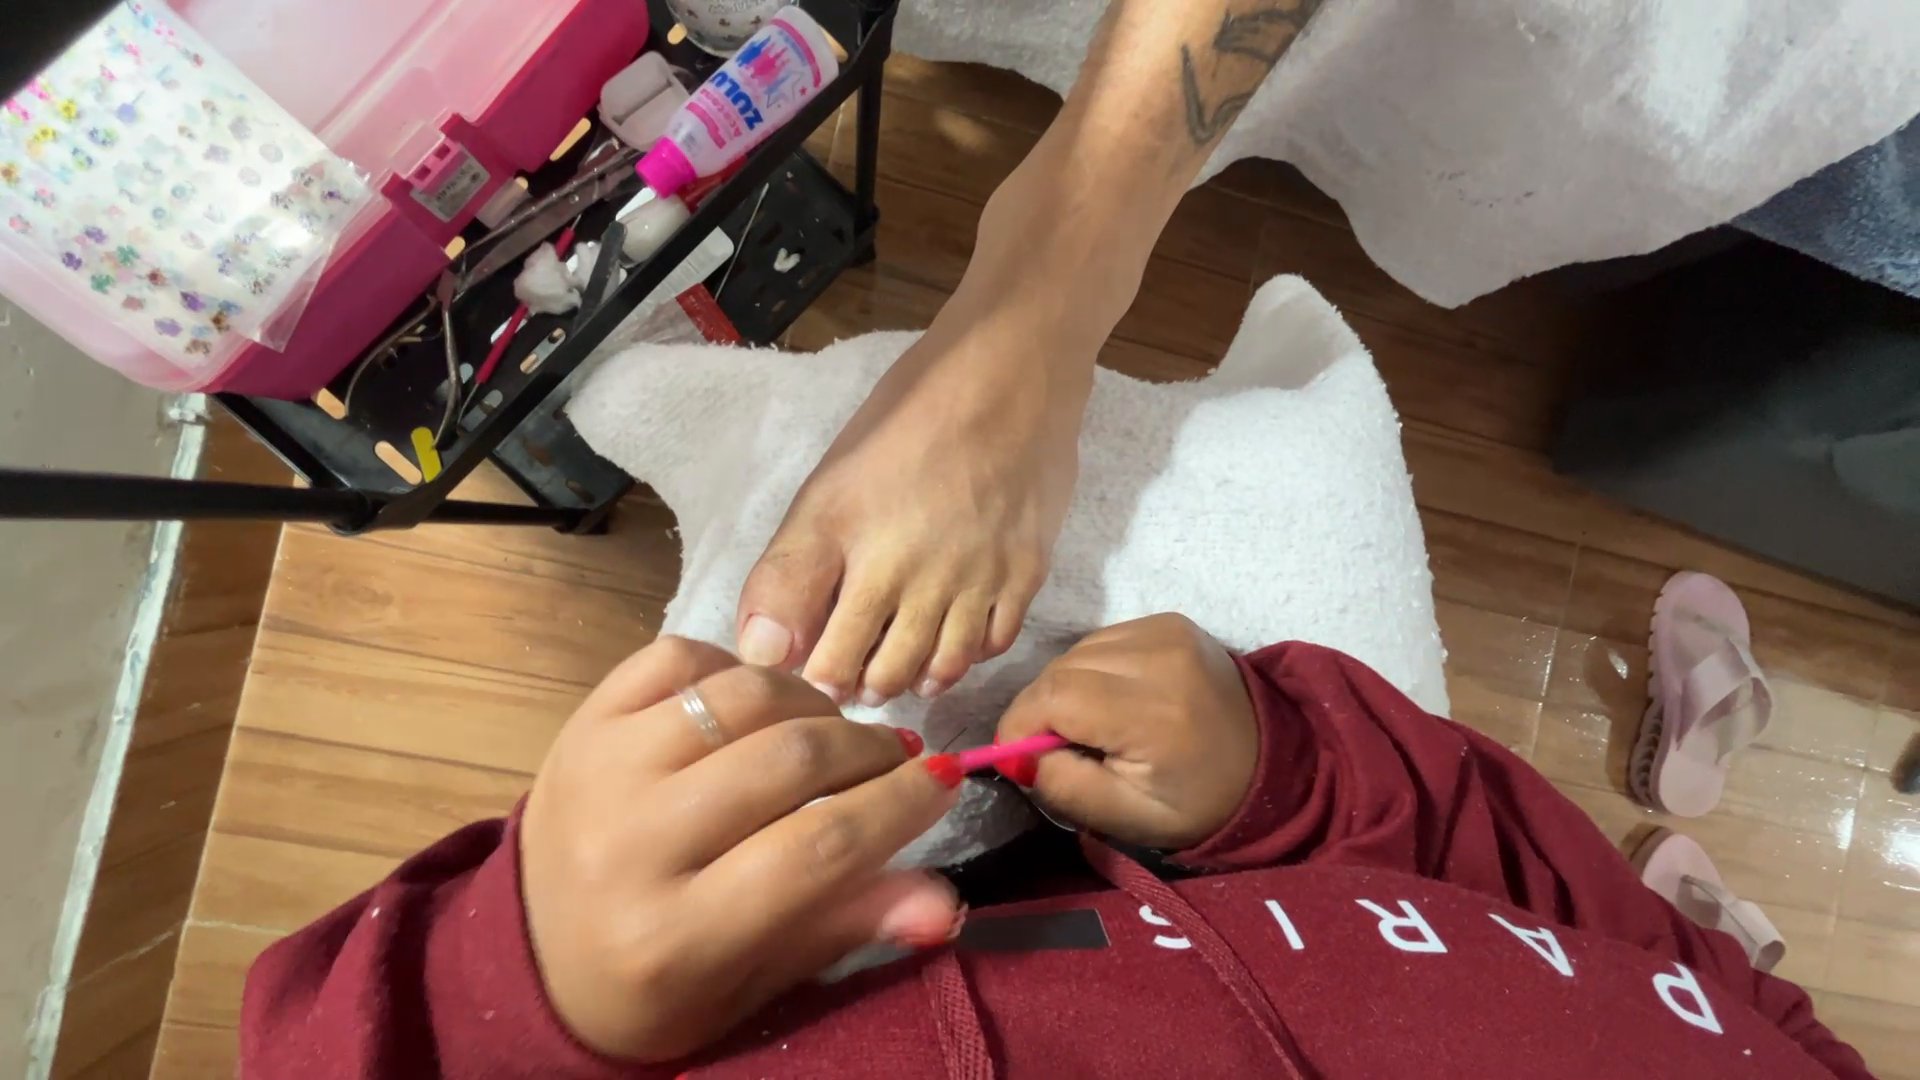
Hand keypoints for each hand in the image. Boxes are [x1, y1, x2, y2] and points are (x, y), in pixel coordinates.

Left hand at [520, 637, 963, 1061]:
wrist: (530, 956)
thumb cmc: (657, 986)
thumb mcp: (756, 980)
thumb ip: (849, 927)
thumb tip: (947, 903)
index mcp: (670, 936)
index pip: (817, 850)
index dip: (898, 806)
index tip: (945, 779)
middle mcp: (626, 844)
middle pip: (788, 759)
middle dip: (866, 750)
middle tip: (893, 755)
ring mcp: (597, 769)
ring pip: (743, 695)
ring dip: (810, 703)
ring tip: (829, 730)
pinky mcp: (582, 722)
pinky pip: (679, 656)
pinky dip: (734, 666)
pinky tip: (755, 704)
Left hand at [734, 284, 1094, 706]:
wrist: (1007, 375)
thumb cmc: (906, 418)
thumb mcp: (826, 488)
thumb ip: (790, 574)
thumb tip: (764, 654)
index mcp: (869, 571)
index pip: (832, 666)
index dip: (816, 680)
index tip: (811, 673)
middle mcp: (929, 592)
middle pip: (891, 673)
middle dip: (863, 686)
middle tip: (853, 681)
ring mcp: (983, 586)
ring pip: (945, 666)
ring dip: (916, 678)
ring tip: (901, 676)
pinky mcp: (1028, 572)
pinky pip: (997, 640)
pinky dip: (970, 654)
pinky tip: (956, 646)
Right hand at [993, 614, 1258, 848]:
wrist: (1275, 762)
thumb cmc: (1199, 802)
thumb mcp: (1128, 818)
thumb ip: (1063, 786)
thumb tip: (1011, 754)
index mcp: (1155, 712)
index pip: (1057, 697)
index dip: (1022, 724)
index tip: (1016, 756)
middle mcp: (1160, 656)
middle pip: (1060, 670)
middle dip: (1040, 710)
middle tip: (1052, 748)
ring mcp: (1166, 630)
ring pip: (1076, 652)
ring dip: (1064, 688)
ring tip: (1088, 724)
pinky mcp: (1168, 621)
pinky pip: (1100, 640)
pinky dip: (1090, 669)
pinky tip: (1111, 696)